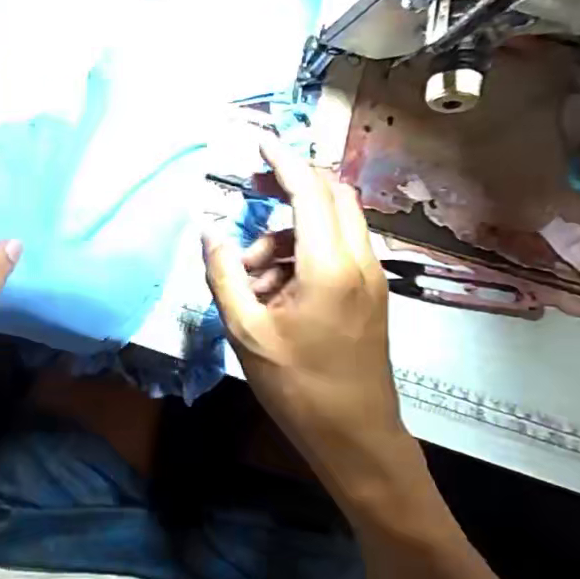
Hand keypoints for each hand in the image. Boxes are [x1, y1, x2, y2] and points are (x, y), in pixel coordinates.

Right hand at [202, 138, 414, 504]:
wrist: (356, 437)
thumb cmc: (299, 388)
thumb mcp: (247, 332)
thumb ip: (224, 274)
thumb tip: (208, 230)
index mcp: (330, 265)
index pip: (309, 190)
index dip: (282, 161)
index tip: (258, 141)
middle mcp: (359, 261)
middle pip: (331, 196)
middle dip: (289, 187)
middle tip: (250, 196)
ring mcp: (370, 278)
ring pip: (333, 226)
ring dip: (290, 233)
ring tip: (250, 275)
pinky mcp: (370, 295)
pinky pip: (338, 252)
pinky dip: (305, 254)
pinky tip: (274, 292)